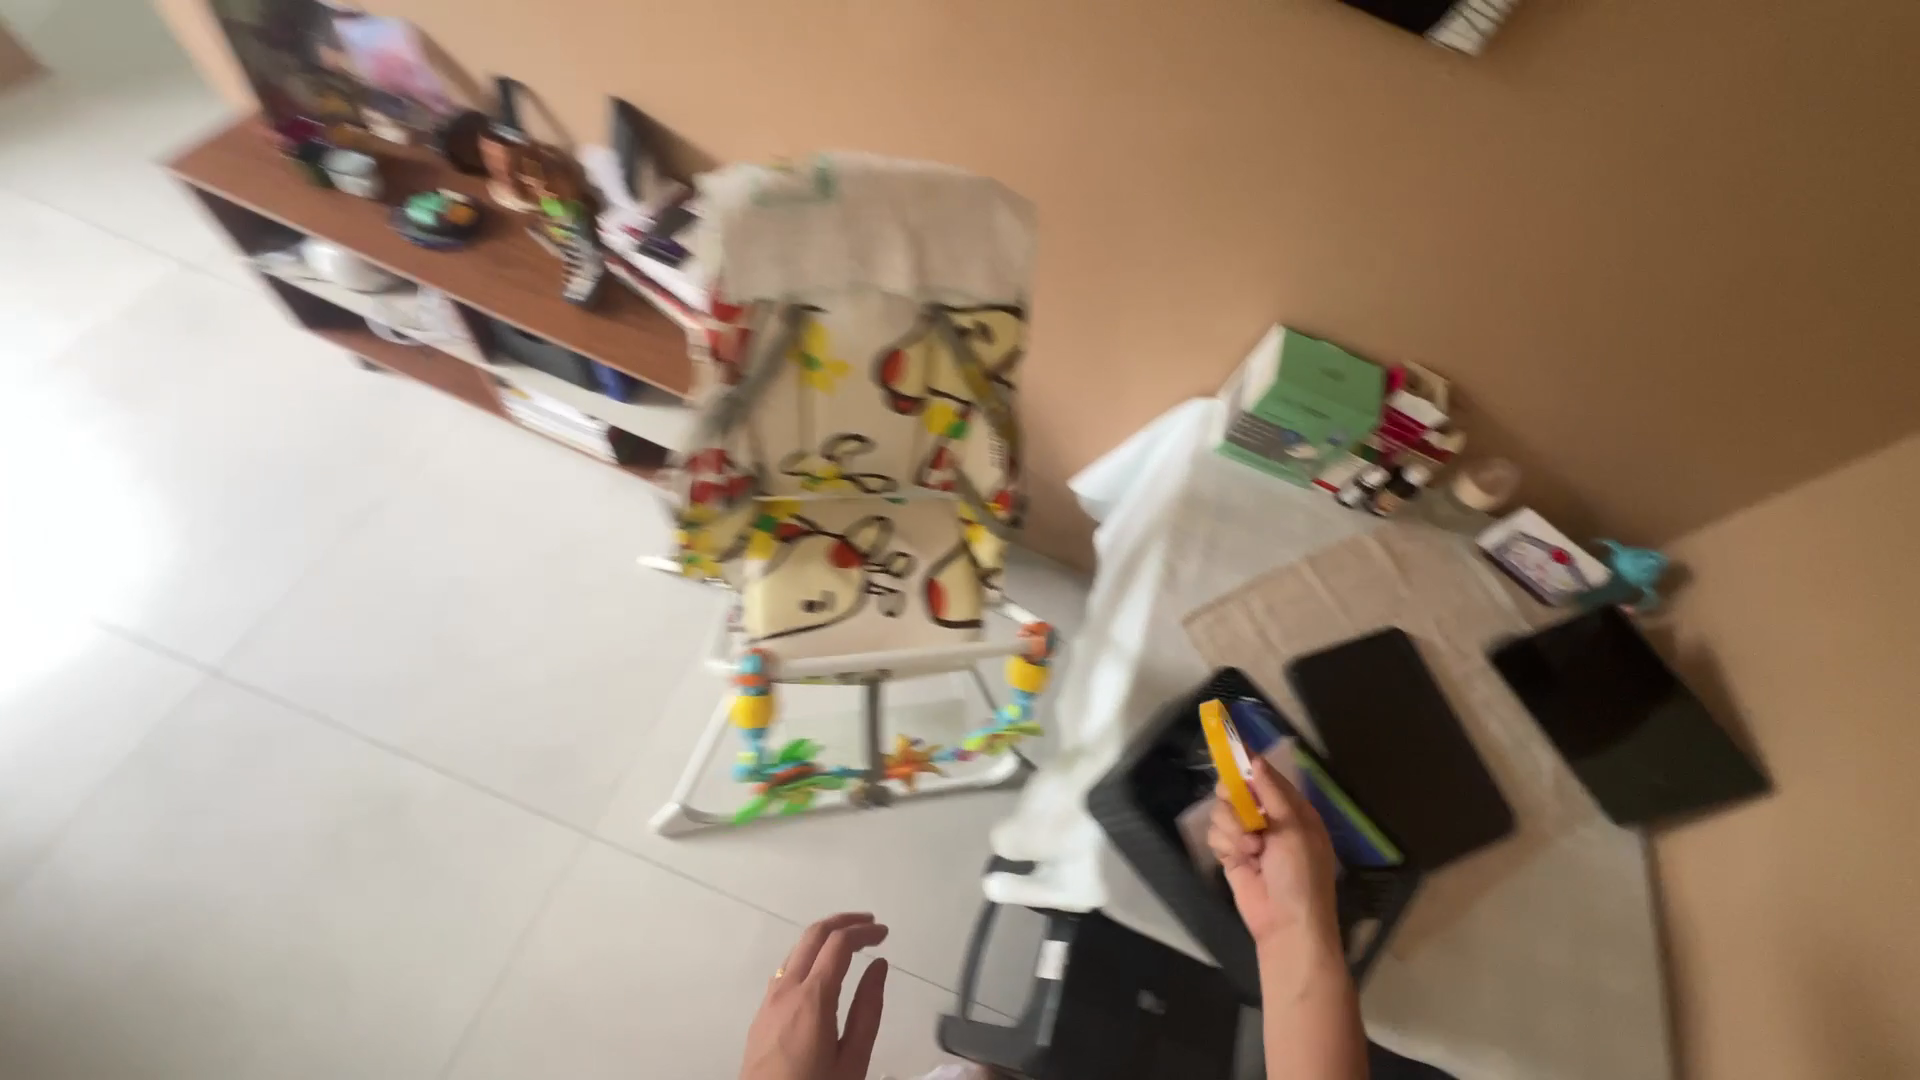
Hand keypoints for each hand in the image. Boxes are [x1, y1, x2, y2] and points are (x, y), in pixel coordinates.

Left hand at [740, 913, 889, 1079]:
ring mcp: (769, 1000)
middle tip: (870, 924)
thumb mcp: (853, 1061)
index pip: (839, 943)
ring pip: (797, 949)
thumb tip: (879, 965)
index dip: (864, 931)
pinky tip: (823, 971)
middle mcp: (786, 989)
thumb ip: (868, 1009)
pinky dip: (808, 956)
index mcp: (812, 997)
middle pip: (813, 934)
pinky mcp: (760, 1015)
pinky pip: (786, 970)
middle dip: (843, 921)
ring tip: (851, 943)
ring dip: (824, 937)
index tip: (884, 933)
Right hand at [1207, 756, 1341, 958]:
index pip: (1265, 775)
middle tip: (1243, 815)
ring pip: (1221, 812)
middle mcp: (1268, 818)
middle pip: (1234, 789)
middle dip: (1234, 802)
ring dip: (1232, 830)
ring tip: (1249, 850)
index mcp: (1291, 809)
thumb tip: (1255, 759)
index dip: (1246, 761)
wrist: (1287, 925)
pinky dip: (1224, 846)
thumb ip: (1272, 793)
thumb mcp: (1294, 830)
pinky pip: (1214, 834)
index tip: (1227, 746)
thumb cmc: (1301, 875)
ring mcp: (1247, 836)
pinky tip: (1239, 860)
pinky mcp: (1230, 853)